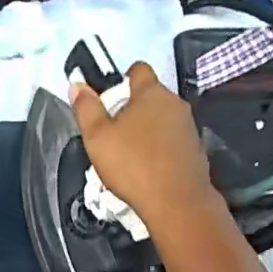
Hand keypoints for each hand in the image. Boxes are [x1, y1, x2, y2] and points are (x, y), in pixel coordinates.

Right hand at [70, 62, 220, 228]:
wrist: (176, 201)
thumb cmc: (132, 165)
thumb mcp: (97, 138)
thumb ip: (86, 108)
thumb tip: (77, 84)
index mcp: (150, 92)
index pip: (138, 70)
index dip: (122, 79)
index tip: (110, 100)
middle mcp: (174, 102)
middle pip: (150, 96)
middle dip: (133, 109)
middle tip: (113, 133)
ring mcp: (188, 126)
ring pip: (162, 119)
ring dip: (147, 130)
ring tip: (129, 155)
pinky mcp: (195, 149)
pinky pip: (172, 140)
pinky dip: (160, 148)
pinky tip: (148, 168)